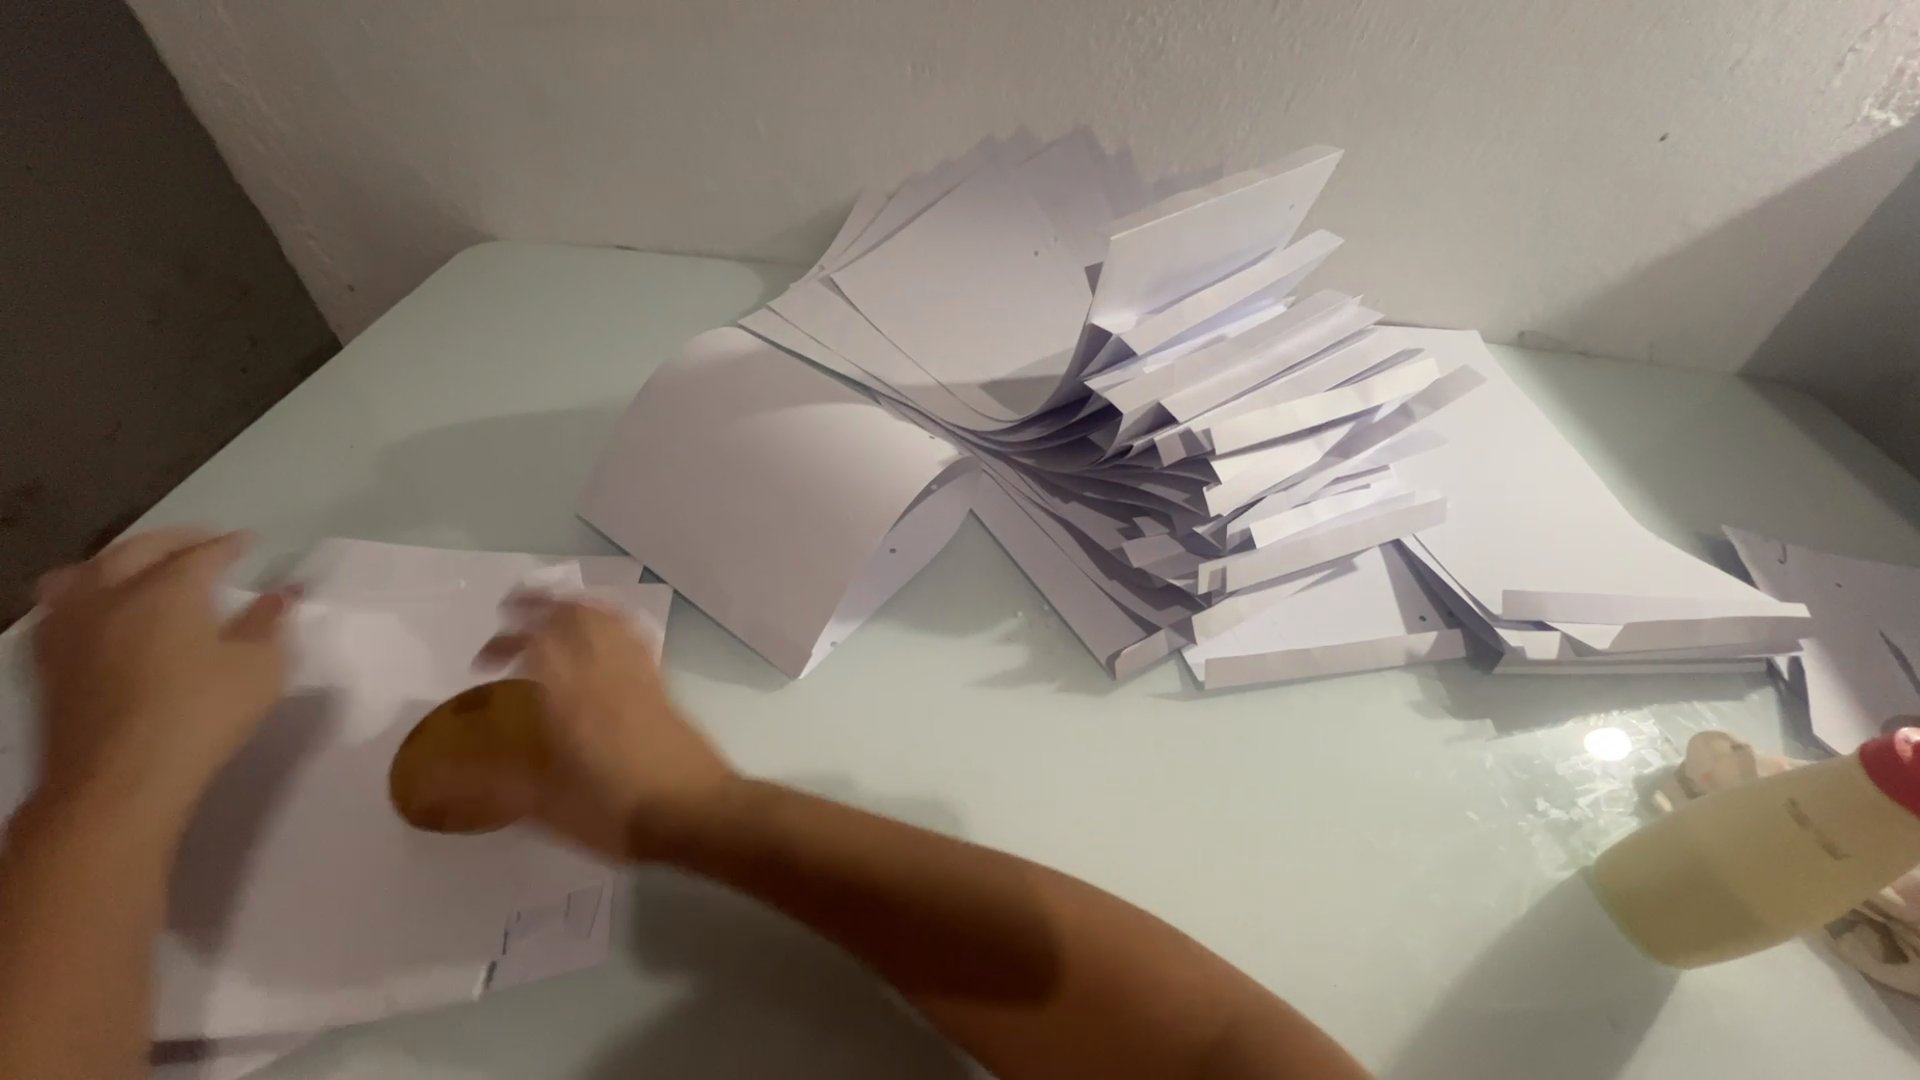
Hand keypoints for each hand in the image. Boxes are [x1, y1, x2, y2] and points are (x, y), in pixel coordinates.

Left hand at [28, 529, 295, 828]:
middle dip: (174, 540)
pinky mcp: (48, 658)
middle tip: (204, 542)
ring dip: (119, 560)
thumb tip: (280, 593)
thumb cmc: (205, 712)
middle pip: (136, 550)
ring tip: (144, 567)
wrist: (120, 777)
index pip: (202, 553)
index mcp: (168, 591)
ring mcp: (70, 626)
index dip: (229, 545)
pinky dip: (87, 589)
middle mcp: (111, 595)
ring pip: (84, 570)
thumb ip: (268, 622)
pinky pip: (61, 602)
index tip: (249, 542)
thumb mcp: (261, 666)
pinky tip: (103, 606)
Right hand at [416, 597, 738, 860]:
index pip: (538, 640)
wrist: (695, 811)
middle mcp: (608, 673)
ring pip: (610, 618)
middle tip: (513, 616)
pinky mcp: (664, 684)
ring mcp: (641, 674)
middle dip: (541, 606)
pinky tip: (604, 637)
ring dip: (578, 608)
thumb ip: (490, 784)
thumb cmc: (616, 811)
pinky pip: (636, 636)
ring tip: (554, 616)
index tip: (484, 659)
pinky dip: (613, 622)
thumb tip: (430, 779)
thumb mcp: (545, 806)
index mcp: (572, 696)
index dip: (507, 637)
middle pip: (576, 615)